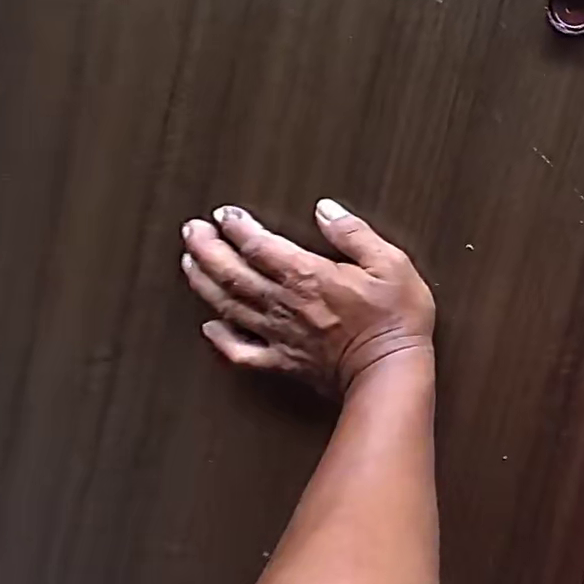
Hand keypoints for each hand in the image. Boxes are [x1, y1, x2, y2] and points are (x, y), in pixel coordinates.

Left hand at [180, 199, 434, 396]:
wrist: (391, 374)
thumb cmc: (394, 319)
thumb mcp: (389, 262)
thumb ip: (353, 233)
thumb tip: (326, 210)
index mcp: (307, 275)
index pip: (259, 245)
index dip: (238, 227)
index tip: (226, 214)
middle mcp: (284, 303)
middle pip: (232, 273)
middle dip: (207, 249)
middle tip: (192, 231)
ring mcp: (279, 335)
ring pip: (229, 306)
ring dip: (204, 282)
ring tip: (189, 263)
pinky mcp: (283, 362)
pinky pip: (241, 352)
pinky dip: (220, 339)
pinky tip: (209, 327)